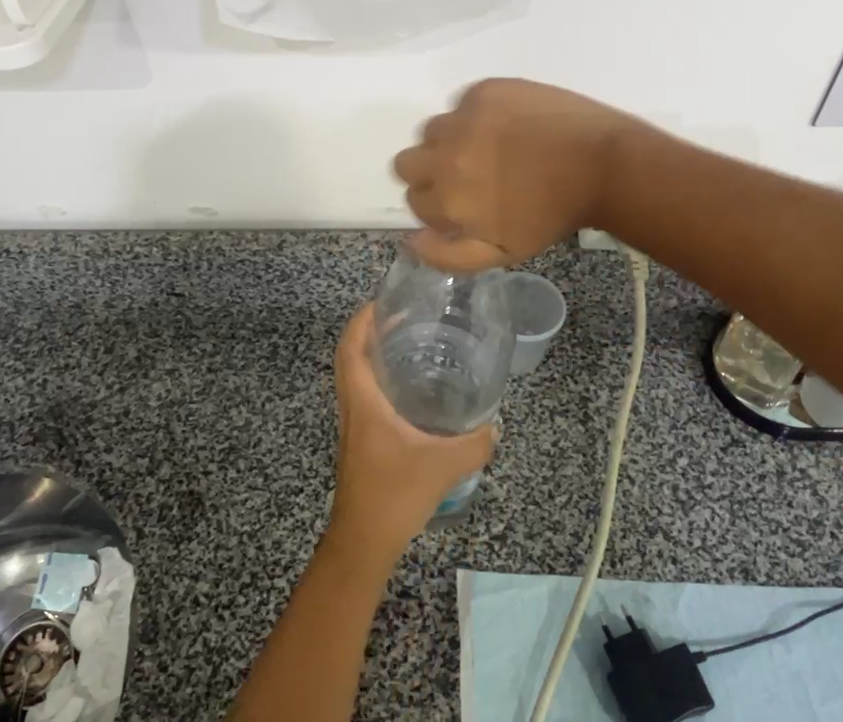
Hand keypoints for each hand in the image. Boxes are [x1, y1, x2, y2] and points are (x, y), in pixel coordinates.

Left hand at [328, 305, 494, 559]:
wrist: (364, 541)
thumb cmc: (395, 495)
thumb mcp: (444, 465)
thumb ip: (474, 444)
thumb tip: (494, 425)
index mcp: (363, 402)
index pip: (350, 347)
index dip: (361, 320)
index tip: (382, 301)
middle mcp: (351, 408)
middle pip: (349, 357)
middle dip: (369, 332)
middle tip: (402, 318)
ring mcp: (352, 427)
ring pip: (354, 379)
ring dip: (372, 357)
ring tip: (408, 346)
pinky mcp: (359, 443)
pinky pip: (363, 399)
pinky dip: (379, 383)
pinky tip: (410, 394)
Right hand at [392, 78, 639, 269]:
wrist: (601, 164)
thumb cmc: (552, 216)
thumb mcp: (502, 252)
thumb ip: (447, 255)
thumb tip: (410, 239)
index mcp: (446, 199)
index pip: (413, 199)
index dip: (438, 205)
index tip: (466, 204)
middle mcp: (444, 155)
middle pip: (408, 162)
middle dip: (430, 172)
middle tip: (469, 175)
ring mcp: (463, 117)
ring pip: (433, 130)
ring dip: (451, 141)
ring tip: (492, 149)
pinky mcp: (484, 90)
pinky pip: (462, 103)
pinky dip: (477, 115)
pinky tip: (510, 128)